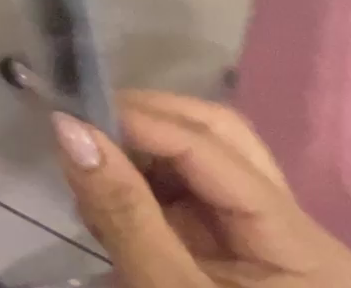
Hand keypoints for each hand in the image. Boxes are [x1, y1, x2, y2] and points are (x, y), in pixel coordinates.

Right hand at [55, 91, 350, 287]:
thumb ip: (119, 208)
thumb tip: (64, 125)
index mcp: (303, 244)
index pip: (210, 146)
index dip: (135, 119)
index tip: (62, 115)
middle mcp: (296, 228)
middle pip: (219, 135)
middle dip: (141, 120)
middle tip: (78, 128)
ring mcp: (265, 238)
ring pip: (200, 155)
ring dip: (135, 149)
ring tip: (89, 177)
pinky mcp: (235, 249)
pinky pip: (185, 189)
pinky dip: (138, 179)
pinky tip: (107, 205)